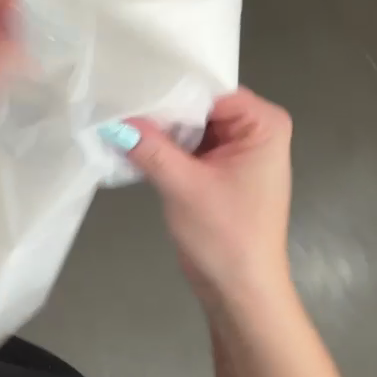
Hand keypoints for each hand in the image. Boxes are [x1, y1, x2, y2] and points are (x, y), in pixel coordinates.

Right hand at [120, 88, 293, 299]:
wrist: (239, 290)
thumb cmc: (226, 236)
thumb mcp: (184, 186)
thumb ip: (149, 148)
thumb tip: (112, 119)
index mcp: (263, 124)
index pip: (210, 89)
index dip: (171, 88)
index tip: (129, 86)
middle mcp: (254, 131)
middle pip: (198, 105)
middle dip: (161, 109)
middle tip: (114, 103)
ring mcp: (235, 152)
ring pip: (189, 126)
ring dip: (158, 130)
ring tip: (115, 120)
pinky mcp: (217, 171)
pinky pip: (186, 147)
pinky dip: (162, 148)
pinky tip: (129, 144)